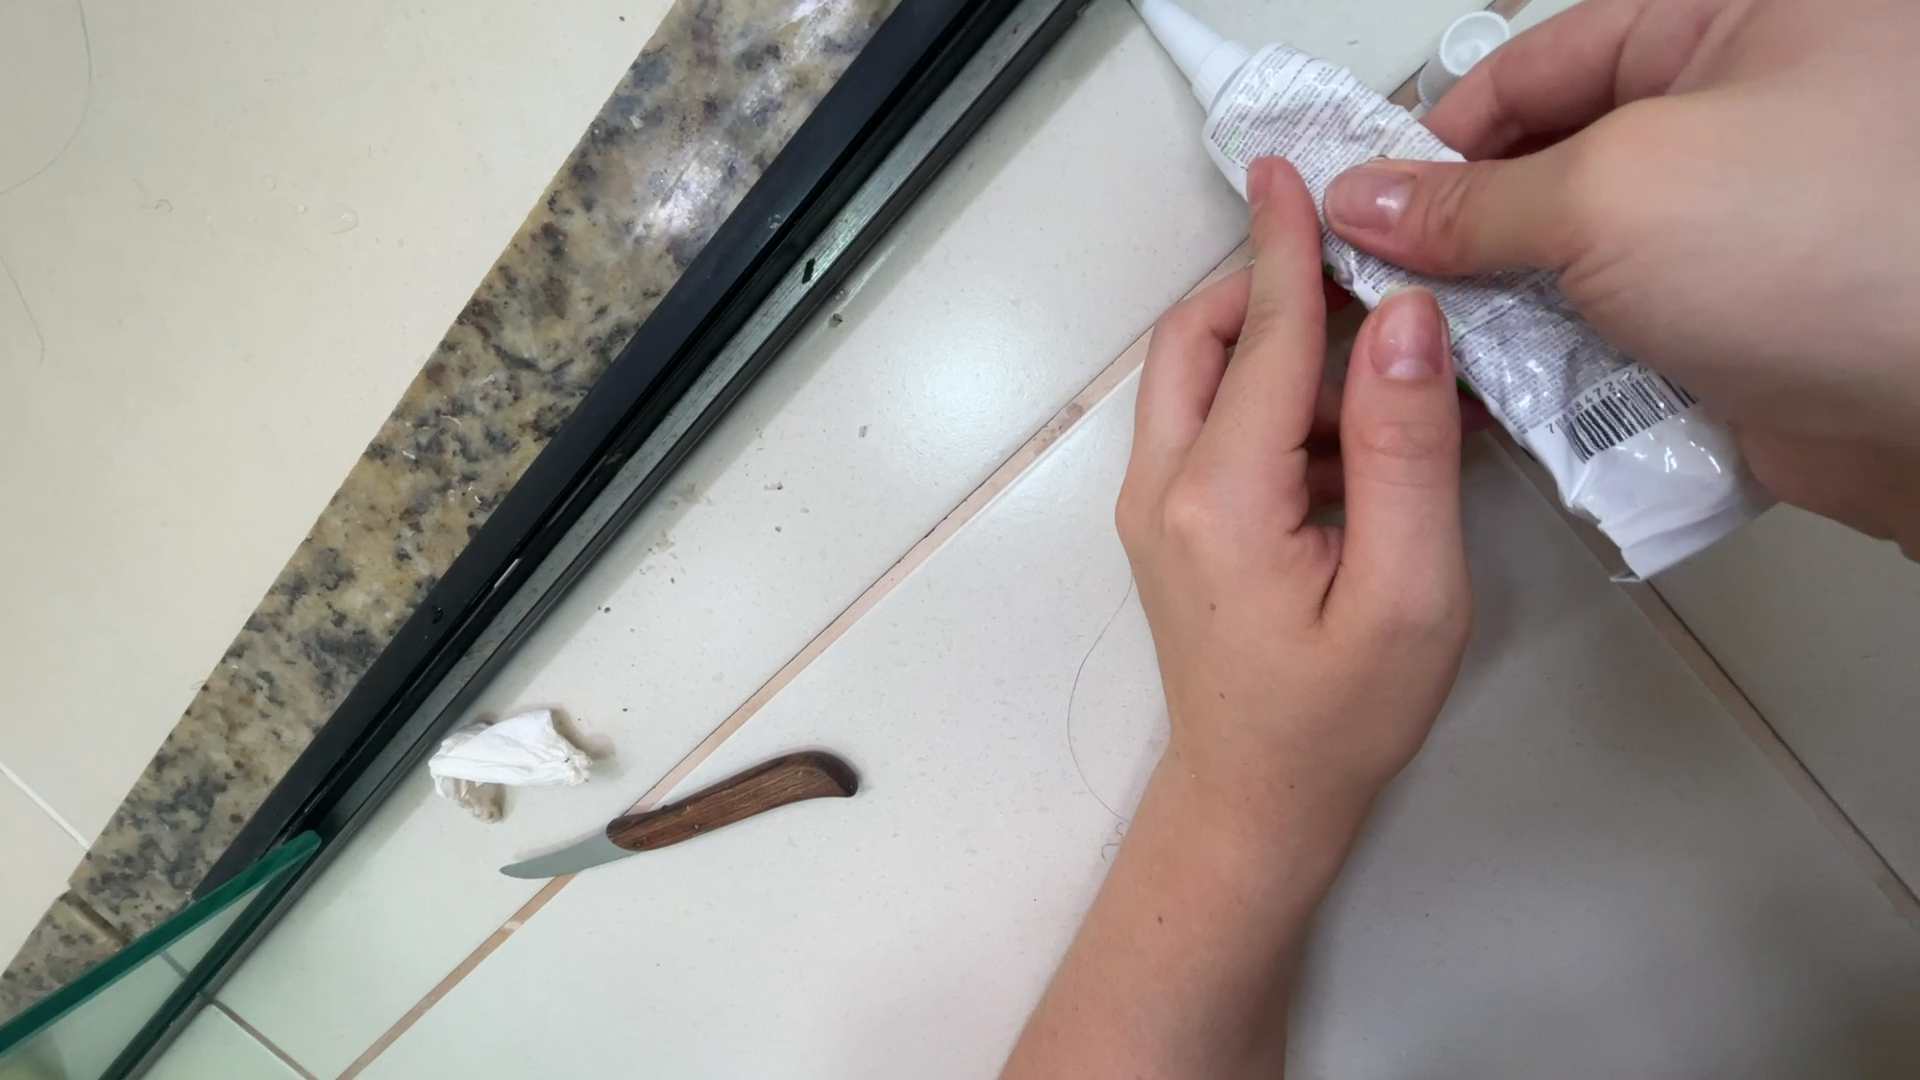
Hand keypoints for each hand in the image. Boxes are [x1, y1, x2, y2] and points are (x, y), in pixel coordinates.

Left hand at [1000, 157, 1468, 1079]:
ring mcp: (1148, 506)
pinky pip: (1195, 427)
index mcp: (1218, 497)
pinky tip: (1328, 426)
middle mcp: (1160, 487)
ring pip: (1185, 384)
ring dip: (1258, 346)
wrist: (1251, 790)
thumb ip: (1401, 450)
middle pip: (1189, 347)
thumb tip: (1399, 322)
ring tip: (1360, 358)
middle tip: (1348, 271)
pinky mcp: (1161, 524)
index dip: (1281, 250)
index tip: (1290, 172)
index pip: (1255, 341)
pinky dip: (1253, 398)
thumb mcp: (1407, 591)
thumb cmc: (1337, 714)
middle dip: (1255, 290)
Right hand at [1323, 0, 1919, 555]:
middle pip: (1525, 166)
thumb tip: (1358, 199)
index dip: (1429, 141)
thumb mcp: (1614, 192)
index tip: (1357, 212)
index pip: (1528, 69)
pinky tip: (1476, 379)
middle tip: (1374, 289)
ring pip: (1540, 253)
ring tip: (1417, 342)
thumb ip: (1467, 200)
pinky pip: (1573, 316)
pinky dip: (1521, 349)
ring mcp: (1702, 221)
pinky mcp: (1693, 309)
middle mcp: (1719, 113)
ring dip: (1476, 302)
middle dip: (1446, 235)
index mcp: (1732, 21)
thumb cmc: (1841, 244)